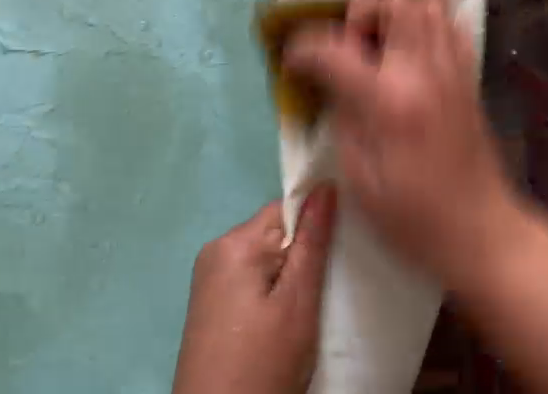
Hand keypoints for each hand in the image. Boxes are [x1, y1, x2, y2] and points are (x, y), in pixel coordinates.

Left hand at [173, 186, 337, 393]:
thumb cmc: (262, 363)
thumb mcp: (297, 303)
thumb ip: (311, 243)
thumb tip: (325, 185)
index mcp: (234, 243)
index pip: (286, 208)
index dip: (315, 223)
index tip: (339, 250)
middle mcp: (215, 250)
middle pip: (274, 232)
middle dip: (302, 253)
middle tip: (326, 284)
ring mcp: (208, 278)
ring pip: (264, 257)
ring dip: (289, 275)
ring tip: (306, 306)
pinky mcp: (209, 304)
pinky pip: (249, 278)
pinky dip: (271, 292)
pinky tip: (283, 320)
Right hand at [283, 0, 521, 290]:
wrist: (482, 233)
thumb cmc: (414, 219)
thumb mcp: (360, 178)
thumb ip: (343, 119)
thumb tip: (331, 84)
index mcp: (389, 100)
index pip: (335, 48)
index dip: (304, 48)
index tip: (292, 59)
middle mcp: (422, 70)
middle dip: (361, 10)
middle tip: (351, 45)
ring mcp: (451, 68)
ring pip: (427, 0)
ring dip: (396, 8)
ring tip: (381, 42)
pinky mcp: (468, 75)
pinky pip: (451, 23)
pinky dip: (429, 21)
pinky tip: (413, 50)